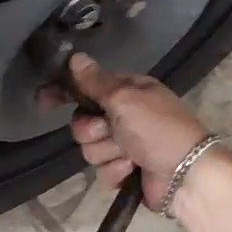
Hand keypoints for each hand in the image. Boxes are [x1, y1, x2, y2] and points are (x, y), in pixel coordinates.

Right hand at [48, 54, 211, 209]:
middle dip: (93, 131)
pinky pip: (103, 171)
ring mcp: (125, 144)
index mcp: (127, 91)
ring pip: (90, 148)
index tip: (44, 103)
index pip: (85, 87)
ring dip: (108, 153)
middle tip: (112, 132)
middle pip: (81, 122)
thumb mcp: (126, 98)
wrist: (186, 174)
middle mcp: (124, 115)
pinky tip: (133, 171)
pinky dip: (117, 171)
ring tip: (131, 155)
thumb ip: (96, 81)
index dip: (63, 94)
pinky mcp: (125, 170)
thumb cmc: (158, 128)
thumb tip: (76, 57)